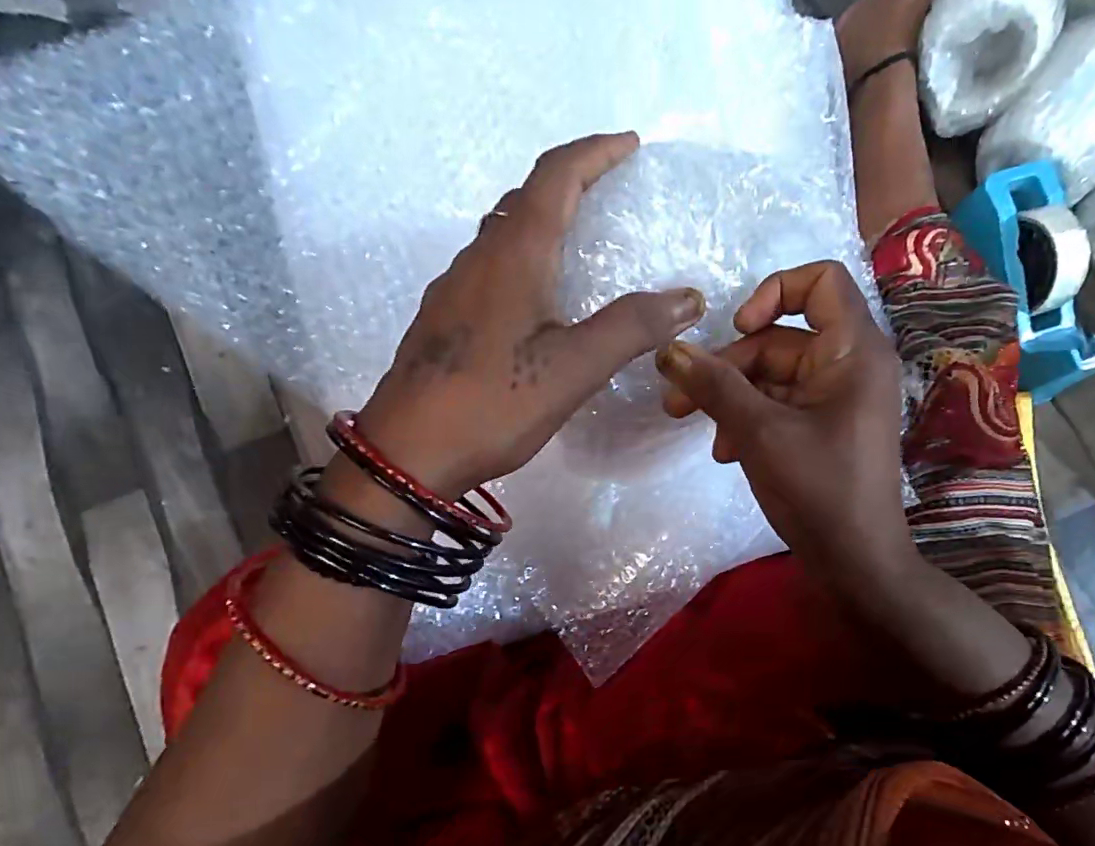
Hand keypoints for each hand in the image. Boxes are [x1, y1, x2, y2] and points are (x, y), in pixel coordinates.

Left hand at [352, 132, 705, 496]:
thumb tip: (688, 298)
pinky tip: (534, 299)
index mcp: (513, 256)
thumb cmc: (494, 404)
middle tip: (608, 191)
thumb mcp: (574, 368)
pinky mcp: (442, 322)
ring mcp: (453, 290)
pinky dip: (521, 260)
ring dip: (541, 222)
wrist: (407, 453)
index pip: (555, 176)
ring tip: (577, 242)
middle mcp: (478, 260)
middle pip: (524, 200)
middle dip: (570, 183)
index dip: (594, 152)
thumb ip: (631, 328)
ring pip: (502, 235)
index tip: (629, 144)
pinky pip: (488, 270)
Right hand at [657, 260, 917, 587]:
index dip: (773, 292)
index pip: (820, 282)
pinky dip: (750, 422)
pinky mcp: (823, 429)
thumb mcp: (760, 433)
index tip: (735, 327)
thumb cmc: (819, 490)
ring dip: (732, 401)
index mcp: (854, 351)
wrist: (855, 561)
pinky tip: (728, 453)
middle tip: (677, 401)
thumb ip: (714, 387)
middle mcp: (850, 366)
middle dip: (727, 368)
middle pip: (780, 339)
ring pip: (773, 378)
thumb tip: (669, 351)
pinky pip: (780, 407)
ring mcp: (836, 401)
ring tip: (702, 435)